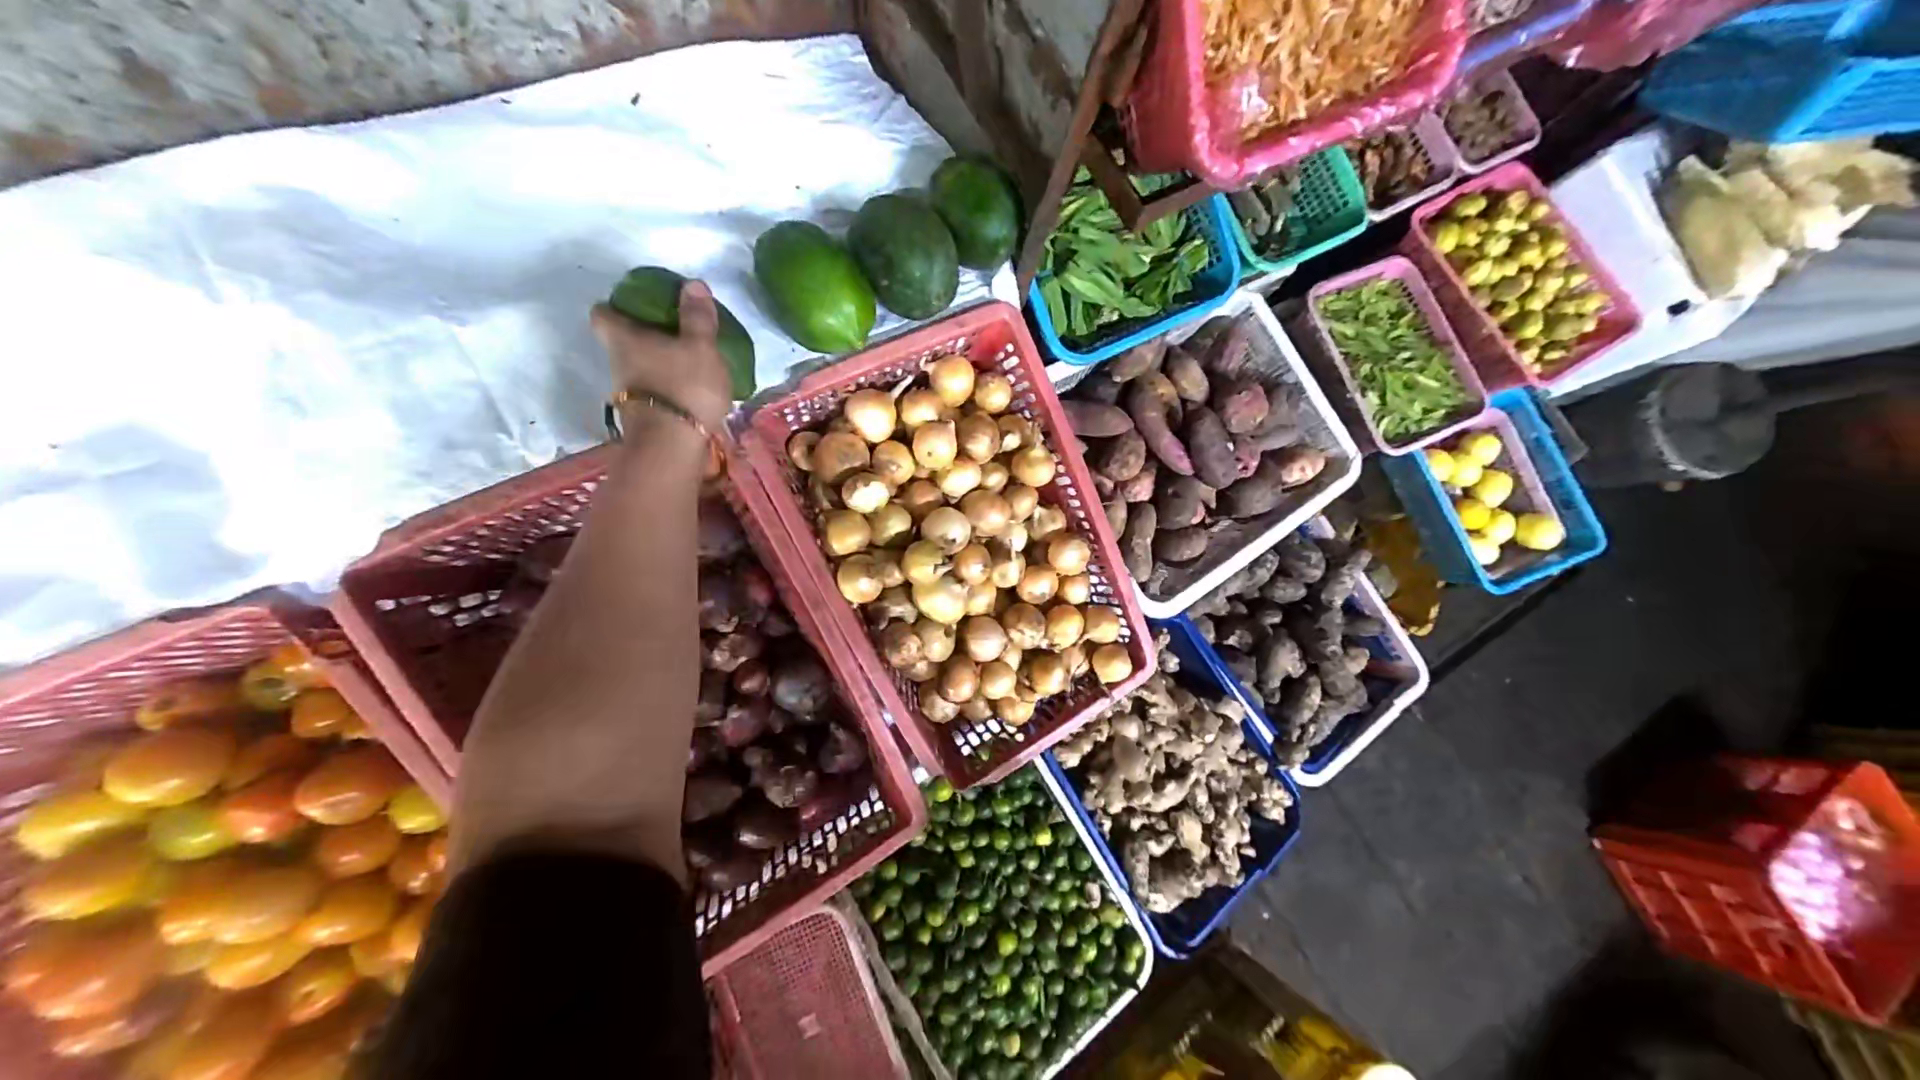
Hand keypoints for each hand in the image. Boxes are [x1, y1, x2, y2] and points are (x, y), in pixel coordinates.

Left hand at [591, 280, 732, 433]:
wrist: (673, 446)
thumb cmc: (684, 386)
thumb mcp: (700, 346)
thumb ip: (696, 317)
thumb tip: (691, 284)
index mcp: (624, 338)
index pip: (602, 313)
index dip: (615, 306)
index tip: (636, 304)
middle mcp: (617, 362)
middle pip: (621, 341)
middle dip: (642, 335)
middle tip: (672, 332)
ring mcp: (628, 392)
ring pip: (637, 367)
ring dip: (656, 363)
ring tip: (687, 362)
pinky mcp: (643, 416)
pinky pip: (652, 390)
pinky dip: (665, 386)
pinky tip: (689, 389)